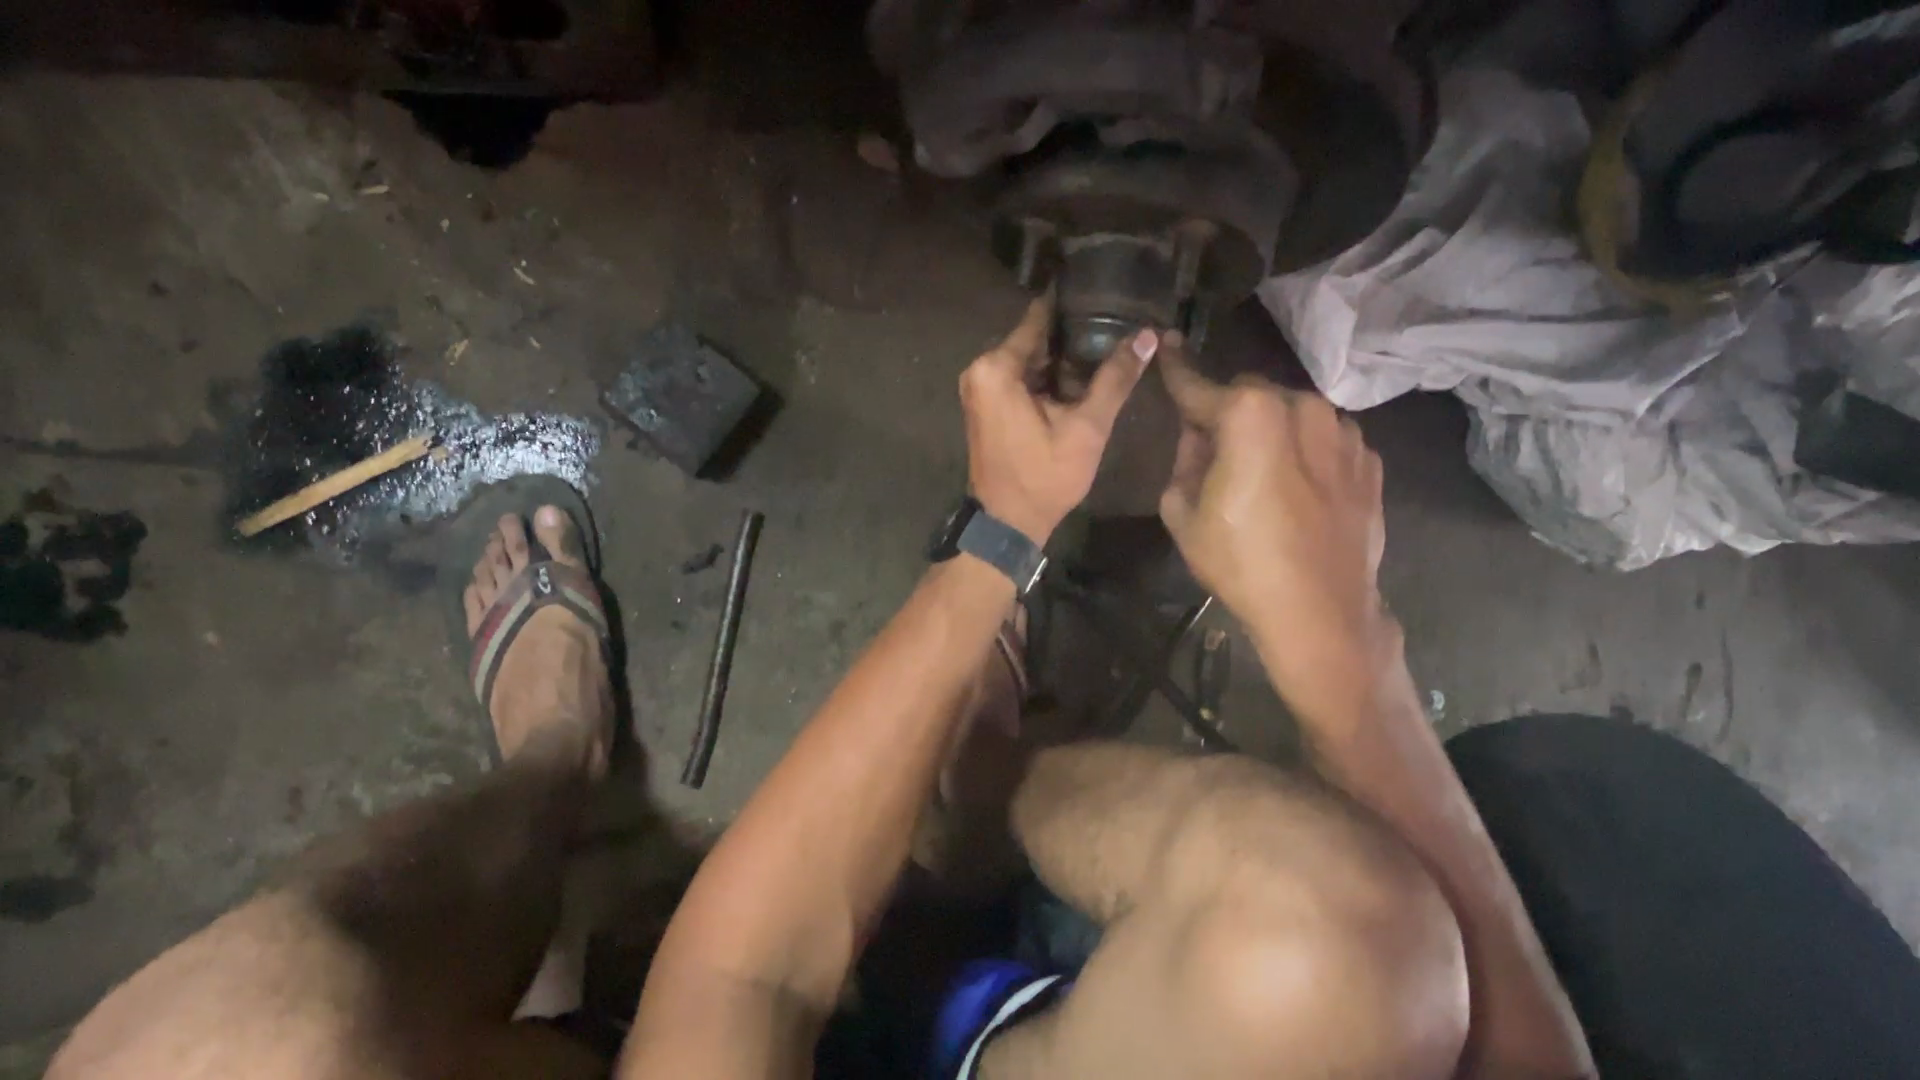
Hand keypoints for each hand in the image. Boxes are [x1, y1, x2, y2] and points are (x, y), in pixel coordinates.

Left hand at [960, 297, 1157, 542]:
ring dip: (1064, 356)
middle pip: (1035, 338)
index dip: (1073, 305)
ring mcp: (982, 388)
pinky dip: (1050, 376)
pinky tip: (1086, 372)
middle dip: (1073, 332)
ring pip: (1031, 359)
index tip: (1104, 287)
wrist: (1008, 524)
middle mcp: (981, 370)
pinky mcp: (989, 405)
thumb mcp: (1086, 428)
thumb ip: (1114, 379)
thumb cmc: (1043, 477)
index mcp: (996, 368)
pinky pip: (1023, 378)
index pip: (1039, 318)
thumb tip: (1148, 337)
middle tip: (1118, 316)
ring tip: (1111, 339)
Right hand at [1157, 342, 1388, 672]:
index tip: (1164, 346)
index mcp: (1249, 414)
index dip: (1175, 369)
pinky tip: (1299, 494)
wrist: (1320, 611)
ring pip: (1293, 414)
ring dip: (1273, 431)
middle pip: (1251, 394)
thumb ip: (1184, 460)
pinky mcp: (1370, 461)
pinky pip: (1326, 441)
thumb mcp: (1182, 513)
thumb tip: (1199, 437)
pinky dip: (1307, 453)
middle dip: (1229, 412)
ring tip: (1264, 477)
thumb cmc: (1240, 562)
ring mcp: (1344, 432)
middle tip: (1215, 452)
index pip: (1199, 385)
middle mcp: (1302, 407)